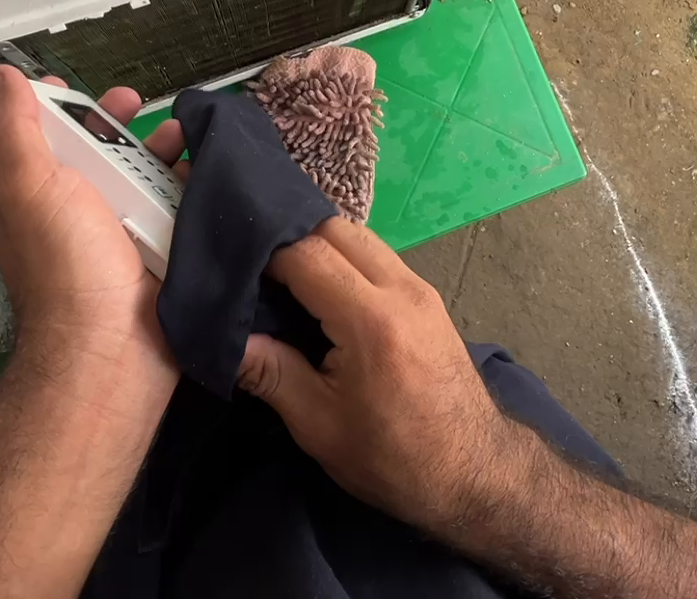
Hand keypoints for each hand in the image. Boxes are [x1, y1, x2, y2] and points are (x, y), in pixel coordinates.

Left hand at [0, 65, 187, 366]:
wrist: (117, 342)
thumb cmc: (67, 263)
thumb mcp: (30, 188)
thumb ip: (16, 132)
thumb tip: (0, 79)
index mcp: (41, 198)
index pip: (48, 142)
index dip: (63, 111)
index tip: (83, 89)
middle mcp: (82, 214)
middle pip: (103, 155)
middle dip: (121, 125)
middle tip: (143, 104)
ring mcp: (126, 233)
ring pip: (146, 177)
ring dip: (165, 150)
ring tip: (188, 133)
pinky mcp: (167, 248)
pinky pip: (182, 204)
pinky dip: (196, 183)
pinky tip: (212, 167)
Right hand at [234, 217, 520, 531]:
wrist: (470, 467)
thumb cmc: (390, 456)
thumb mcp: (318, 424)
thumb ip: (271, 373)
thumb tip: (226, 338)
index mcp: (372, 320)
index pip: (309, 255)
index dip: (268, 257)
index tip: (240, 275)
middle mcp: (401, 288)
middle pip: (338, 229)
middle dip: (295, 239)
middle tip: (262, 274)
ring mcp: (421, 287)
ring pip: (362, 237)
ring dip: (324, 246)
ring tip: (290, 280)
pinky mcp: (428, 295)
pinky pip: (380, 255)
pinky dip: (349, 258)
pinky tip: (328, 290)